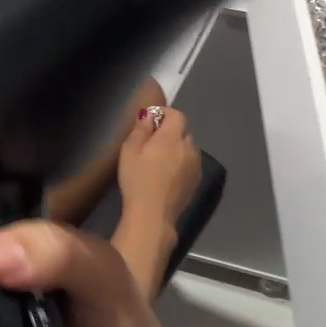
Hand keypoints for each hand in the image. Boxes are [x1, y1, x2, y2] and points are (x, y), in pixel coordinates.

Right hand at [118, 106, 201, 228]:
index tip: (149, 119)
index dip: (164, 113)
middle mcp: (189, 149)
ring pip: (189, 146)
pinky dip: (181, 159)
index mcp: (172, 138)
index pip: (177, 115)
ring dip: (176, 144)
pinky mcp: (196, 180)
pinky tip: (166, 171)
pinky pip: (190, 161)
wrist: (154, 214)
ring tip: (158, 156)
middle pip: (184, 130)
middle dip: (169, 128)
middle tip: (149, 138)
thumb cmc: (137, 179)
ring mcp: (196, 166)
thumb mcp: (129, 150)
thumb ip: (140, 129)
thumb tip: (148, 115)